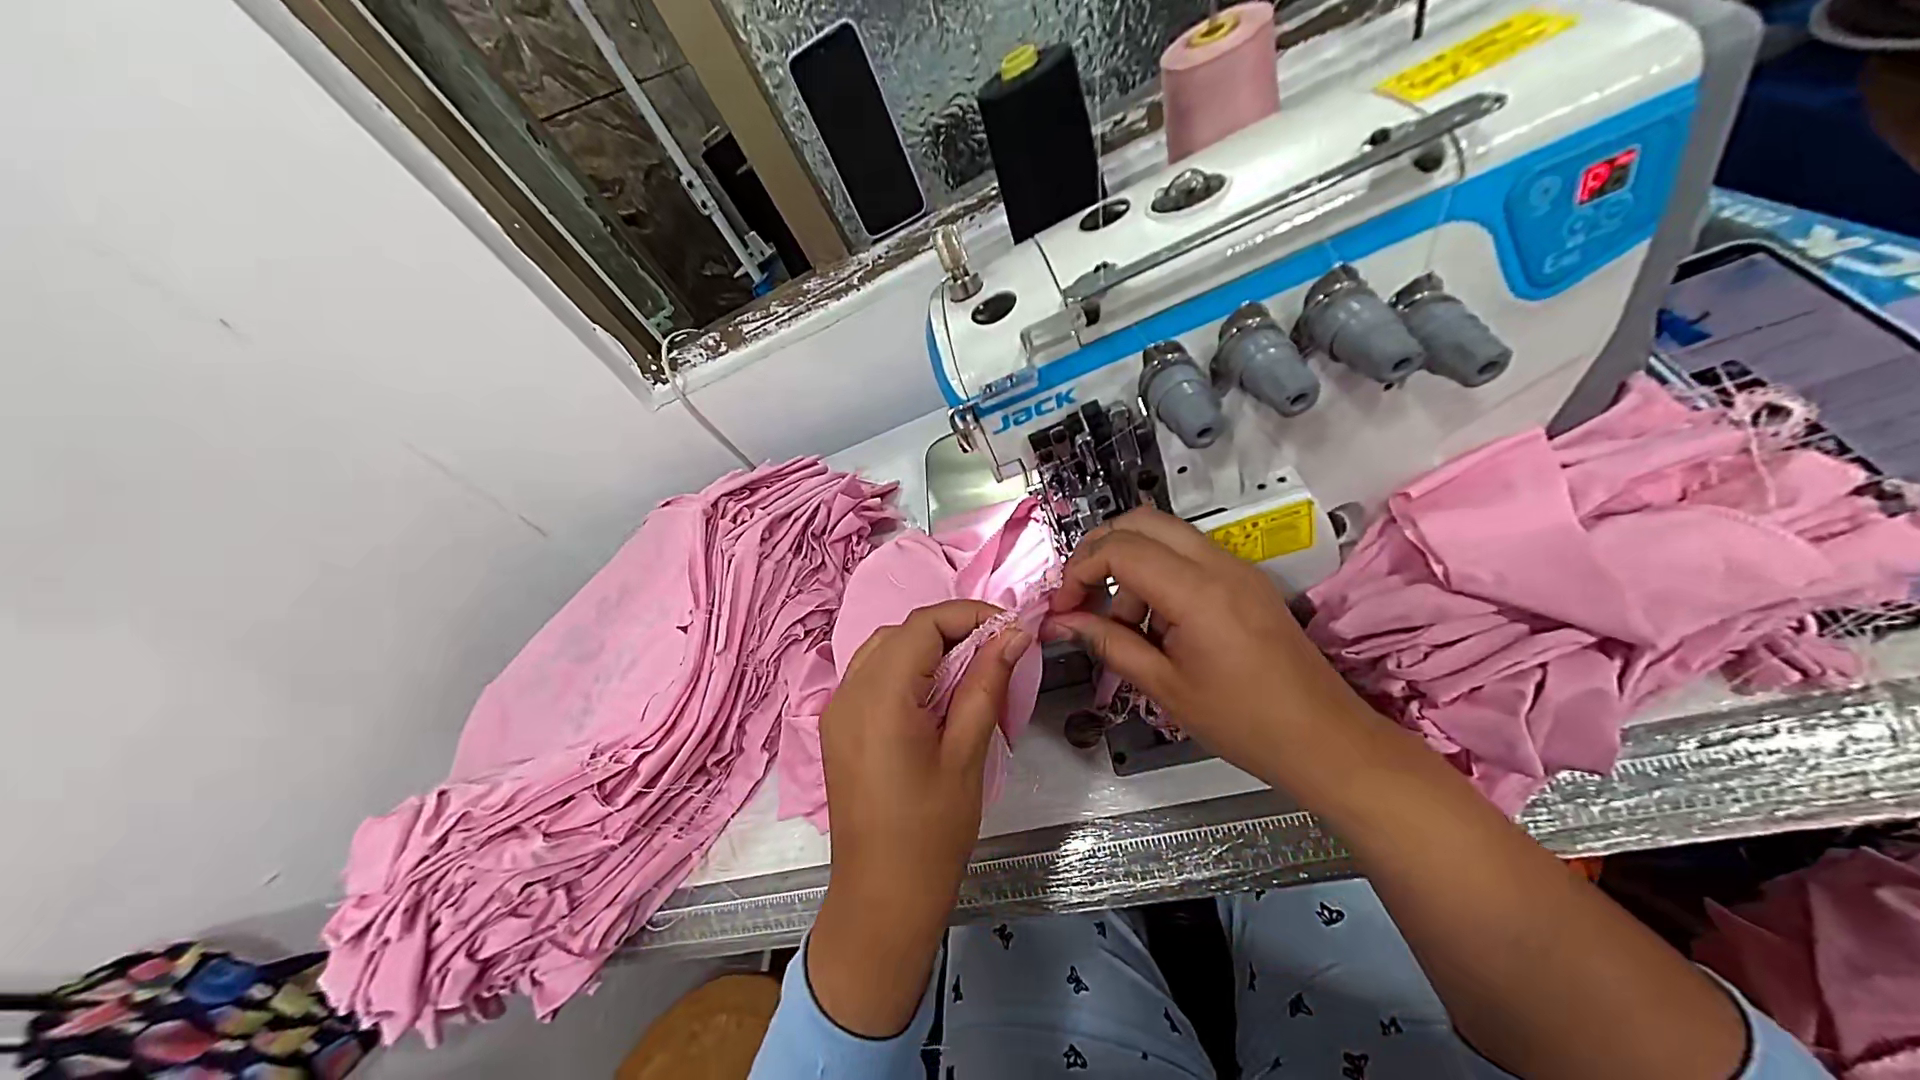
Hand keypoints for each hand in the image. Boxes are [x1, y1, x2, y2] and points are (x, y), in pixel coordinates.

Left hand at [808, 599, 1030, 1036]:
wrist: (880, 897)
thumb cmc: (930, 832)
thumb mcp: (966, 754)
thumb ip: (986, 684)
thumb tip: (1013, 634)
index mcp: (879, 697)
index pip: (924, 625)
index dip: (969, 615)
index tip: (1010, 627)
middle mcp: (848, 692)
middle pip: (902, 632)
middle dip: (952, 629)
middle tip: (998, 648)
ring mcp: (837, 709)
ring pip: (884, 648)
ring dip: (929, 646)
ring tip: (972, 666)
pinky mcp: (838, 726)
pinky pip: (872, 675)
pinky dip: (906, 668)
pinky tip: (936, 691)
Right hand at [1046, 507, 1382, 791]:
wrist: (1325, 738)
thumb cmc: (1244, 722)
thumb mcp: (1164, 687)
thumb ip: (1109, 643)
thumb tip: (1063, 622)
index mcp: (1197, 592)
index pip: (1120, 549)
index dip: (1080, 571)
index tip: (1064, 606)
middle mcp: (1219, 564)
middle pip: (1141, 521)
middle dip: (1099, 549)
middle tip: (1079, 593)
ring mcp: (1237, 568)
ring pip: (1164, 535)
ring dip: (1130, 564)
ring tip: (1123, 624)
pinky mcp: (1246, 580)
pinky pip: (1188, 556)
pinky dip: (1157, 574)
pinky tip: (1156, 624)